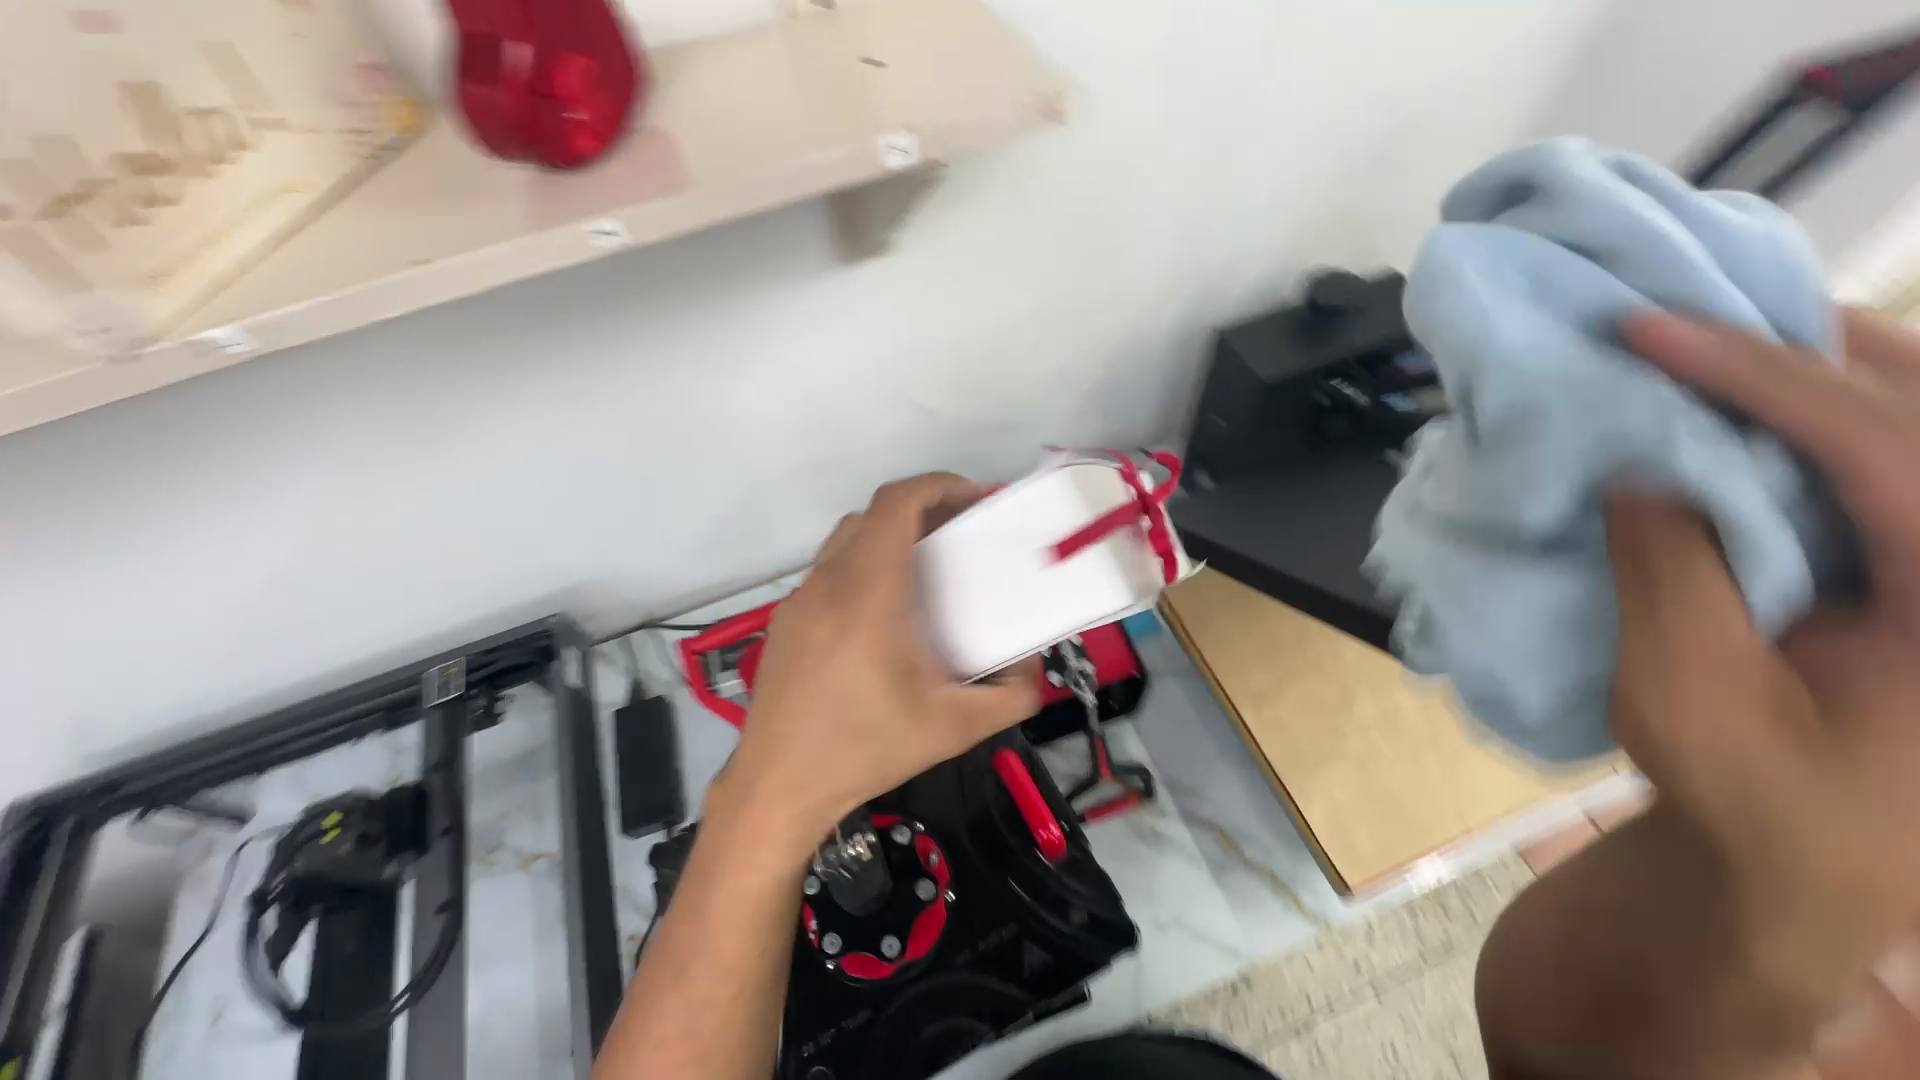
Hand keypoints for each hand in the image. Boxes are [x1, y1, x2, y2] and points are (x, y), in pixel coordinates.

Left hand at [710, 473, 1041, 861]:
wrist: (779, 786)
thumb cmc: (865, 750)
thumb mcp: (953, 729)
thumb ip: (1010, 697)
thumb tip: (1033, 673)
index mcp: (868, 596)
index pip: (895, 505)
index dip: (937, 485)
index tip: (973, 499)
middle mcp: (828, 585)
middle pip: (871, 515)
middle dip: (920, 510)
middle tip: (960, 535)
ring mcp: (799, 602)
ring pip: (845, 540)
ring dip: (887, 537)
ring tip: (925, 570)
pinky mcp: (785, 623)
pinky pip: (827, 571)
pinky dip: (861, 566)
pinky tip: (883, 614)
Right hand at [1610, 308, 1919, 1016]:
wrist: (1795, 873)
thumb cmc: (1749, 803)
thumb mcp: (1688, 696)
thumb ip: (1672, 572)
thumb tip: (1639, 466)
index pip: (1887, 445)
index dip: (1761, 374)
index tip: (1649, 330)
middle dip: (1811, 341)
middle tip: (1694, 299)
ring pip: (1911, 427)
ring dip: (1817, 369)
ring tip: (1715, 331)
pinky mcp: (1914, 575)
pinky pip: (1882, 467)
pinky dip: (1811, 417)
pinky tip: (1742, 404)